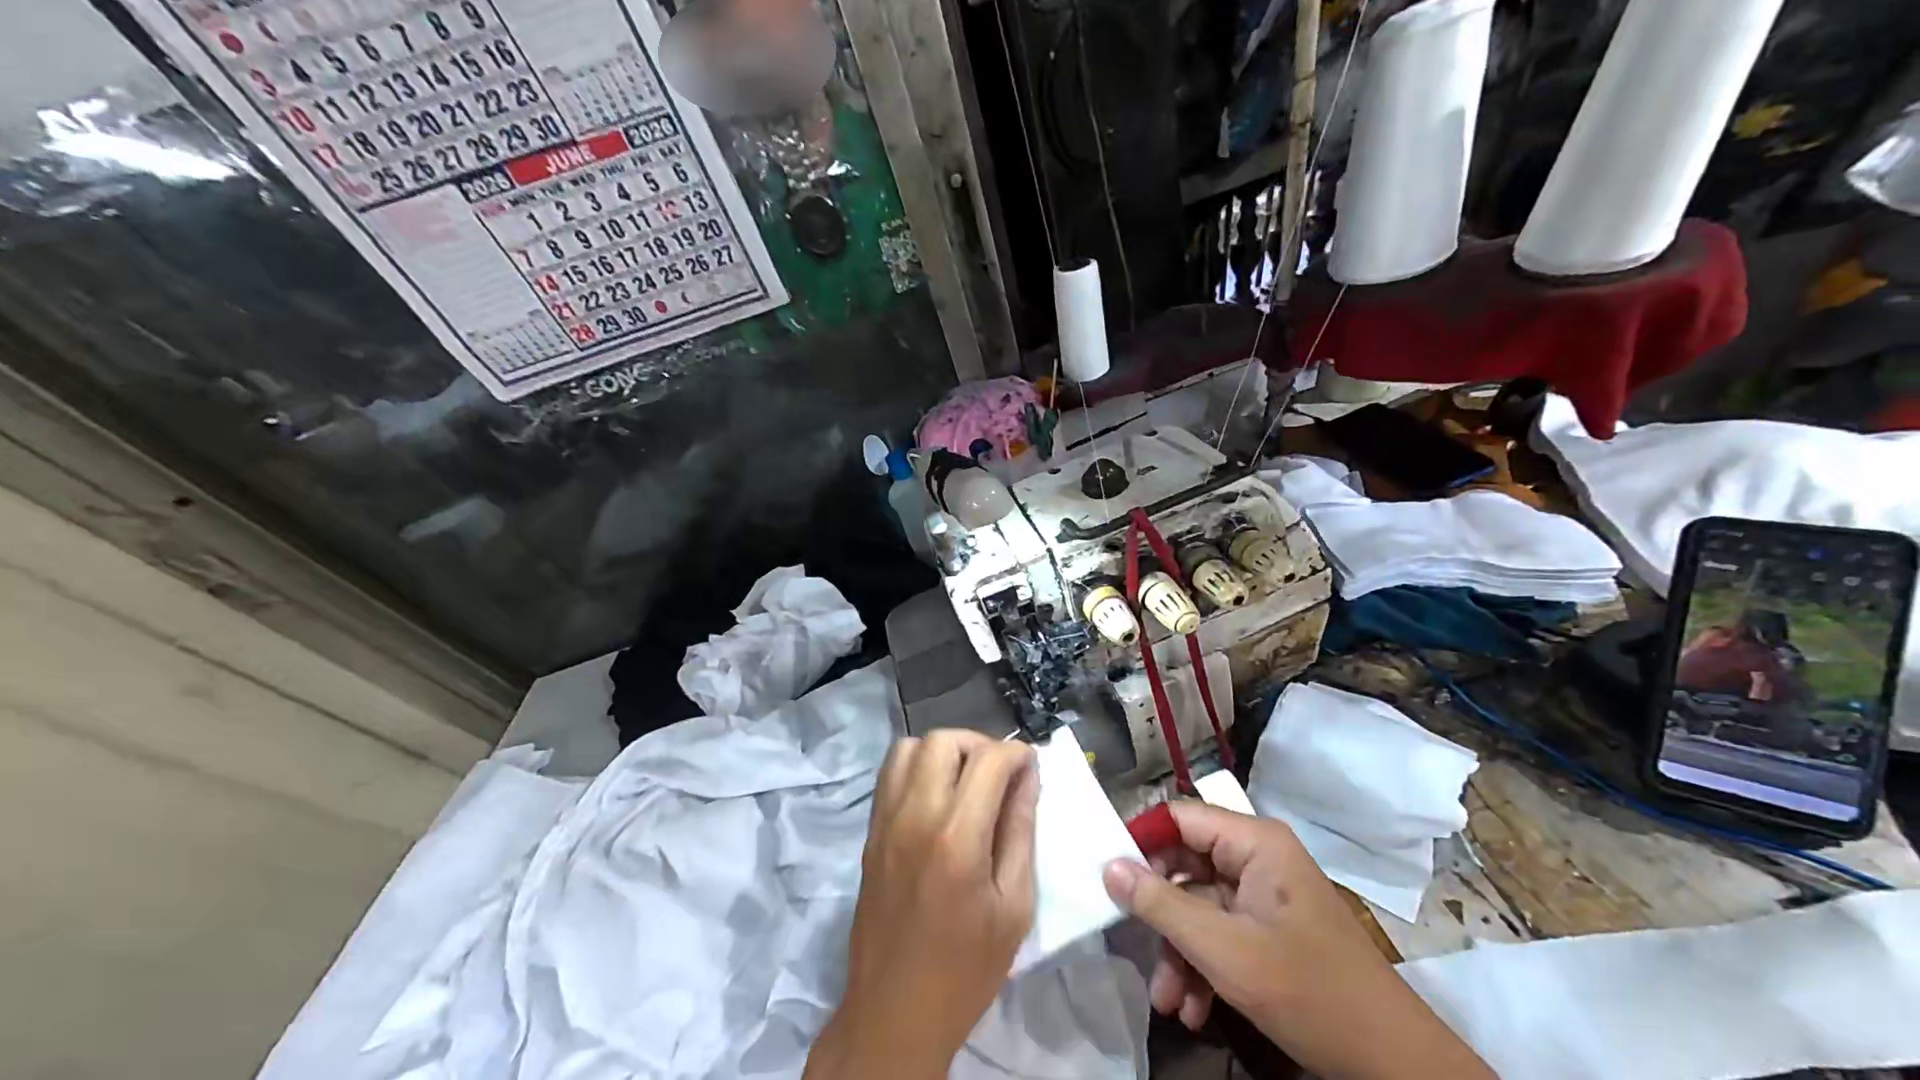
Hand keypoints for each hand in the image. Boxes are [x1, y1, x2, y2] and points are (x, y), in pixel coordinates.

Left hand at [805, 730, 1038, 1079]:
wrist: (894, 1010)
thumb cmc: (966, 968)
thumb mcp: (1014, 906)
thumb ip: (1020, 832)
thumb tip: (1027, 780)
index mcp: (956, 837)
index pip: (988, 760)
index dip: (1017, 754)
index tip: (1032, 767)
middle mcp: (914, 815)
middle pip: (943, 740)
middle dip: (979, 745)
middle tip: (1000, 776)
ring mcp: (885, 821)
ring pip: (909, 747)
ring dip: (944, 752)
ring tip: (967, 781)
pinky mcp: (870, 832)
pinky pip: (890, 774)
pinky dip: (917, 767)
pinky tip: (938, 797)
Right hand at [1102, 802, 1494, 1079]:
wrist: (1392, 1064)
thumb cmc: (1308, 991)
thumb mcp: (1224, 950)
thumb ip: (1161, 904)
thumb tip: (1108, 866)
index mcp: (1255, 842)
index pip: (1179, 818)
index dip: (1141, 841)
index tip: (1107, 876)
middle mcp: (1257, 858)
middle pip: (1184, 866)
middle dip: (1160, 918)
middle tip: (1135, 948)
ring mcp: (1262, 896)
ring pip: (1196, 907)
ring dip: (1178, 954)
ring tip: (1169, 1003)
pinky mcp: (1266, 931)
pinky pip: (1218, 934)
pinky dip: (1201, 968)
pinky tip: (1192, 1010)